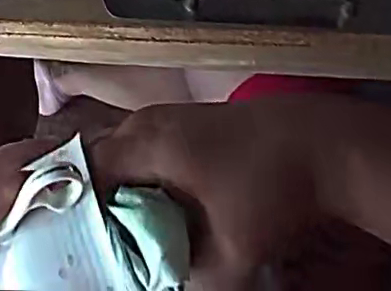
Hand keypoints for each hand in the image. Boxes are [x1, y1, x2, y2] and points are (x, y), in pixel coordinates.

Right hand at [89, 97, 328, 288]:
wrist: (310, 145)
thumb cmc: (267, 190)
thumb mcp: (234, 252)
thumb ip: (193, 280)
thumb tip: (166, 289)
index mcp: (146, 143)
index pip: (88, 169)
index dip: (81, 206)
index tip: (85, 241)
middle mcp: (143, 122)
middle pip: (97, 158)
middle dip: (95, 199)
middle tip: (100, 239)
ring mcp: (159, 117)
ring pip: (117, 152)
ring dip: (115, 188)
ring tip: (120, 228)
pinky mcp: (175, 122)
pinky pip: (136, 148)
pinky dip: (135, 177)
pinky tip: (150, 207)